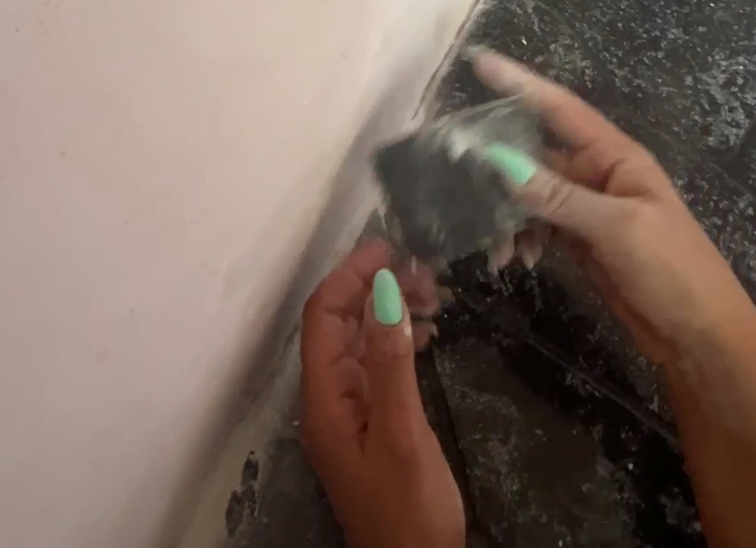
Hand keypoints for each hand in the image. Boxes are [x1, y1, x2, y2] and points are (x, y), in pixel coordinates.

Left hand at [299, 240, 464, 547]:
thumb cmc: (407, 508)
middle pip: (340, 322)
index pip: (322, 317)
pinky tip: (428, 328)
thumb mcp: (402, 432)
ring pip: (362, 338)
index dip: (348, 275)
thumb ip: (391, 361)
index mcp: (324, 397)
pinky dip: (400, 337)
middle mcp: (330, 395)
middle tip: (421, 268)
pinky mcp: (372, 417)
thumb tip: (385, 290)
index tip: (386, 247)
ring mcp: (350, 406)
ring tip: (433, 291)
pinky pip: (379, 361)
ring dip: (391, 309)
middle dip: (374, 287)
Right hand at [472, 49, 755, 366]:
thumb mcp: (617, 229)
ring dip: (508, 215)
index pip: (559, 108)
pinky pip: (537, 224)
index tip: (479, 61)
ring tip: (497, 248)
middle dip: (498, 168)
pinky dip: (521, 237)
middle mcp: (597, 173)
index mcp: (615, 156)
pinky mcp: (579, 239)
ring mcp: (586, 207)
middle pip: (535, 153)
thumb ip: (558, 196)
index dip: (519, 83)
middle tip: (459, 180)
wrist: (702, 339)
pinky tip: (518, 260)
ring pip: (529, 193)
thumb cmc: (675, 272)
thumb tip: (499, 161)